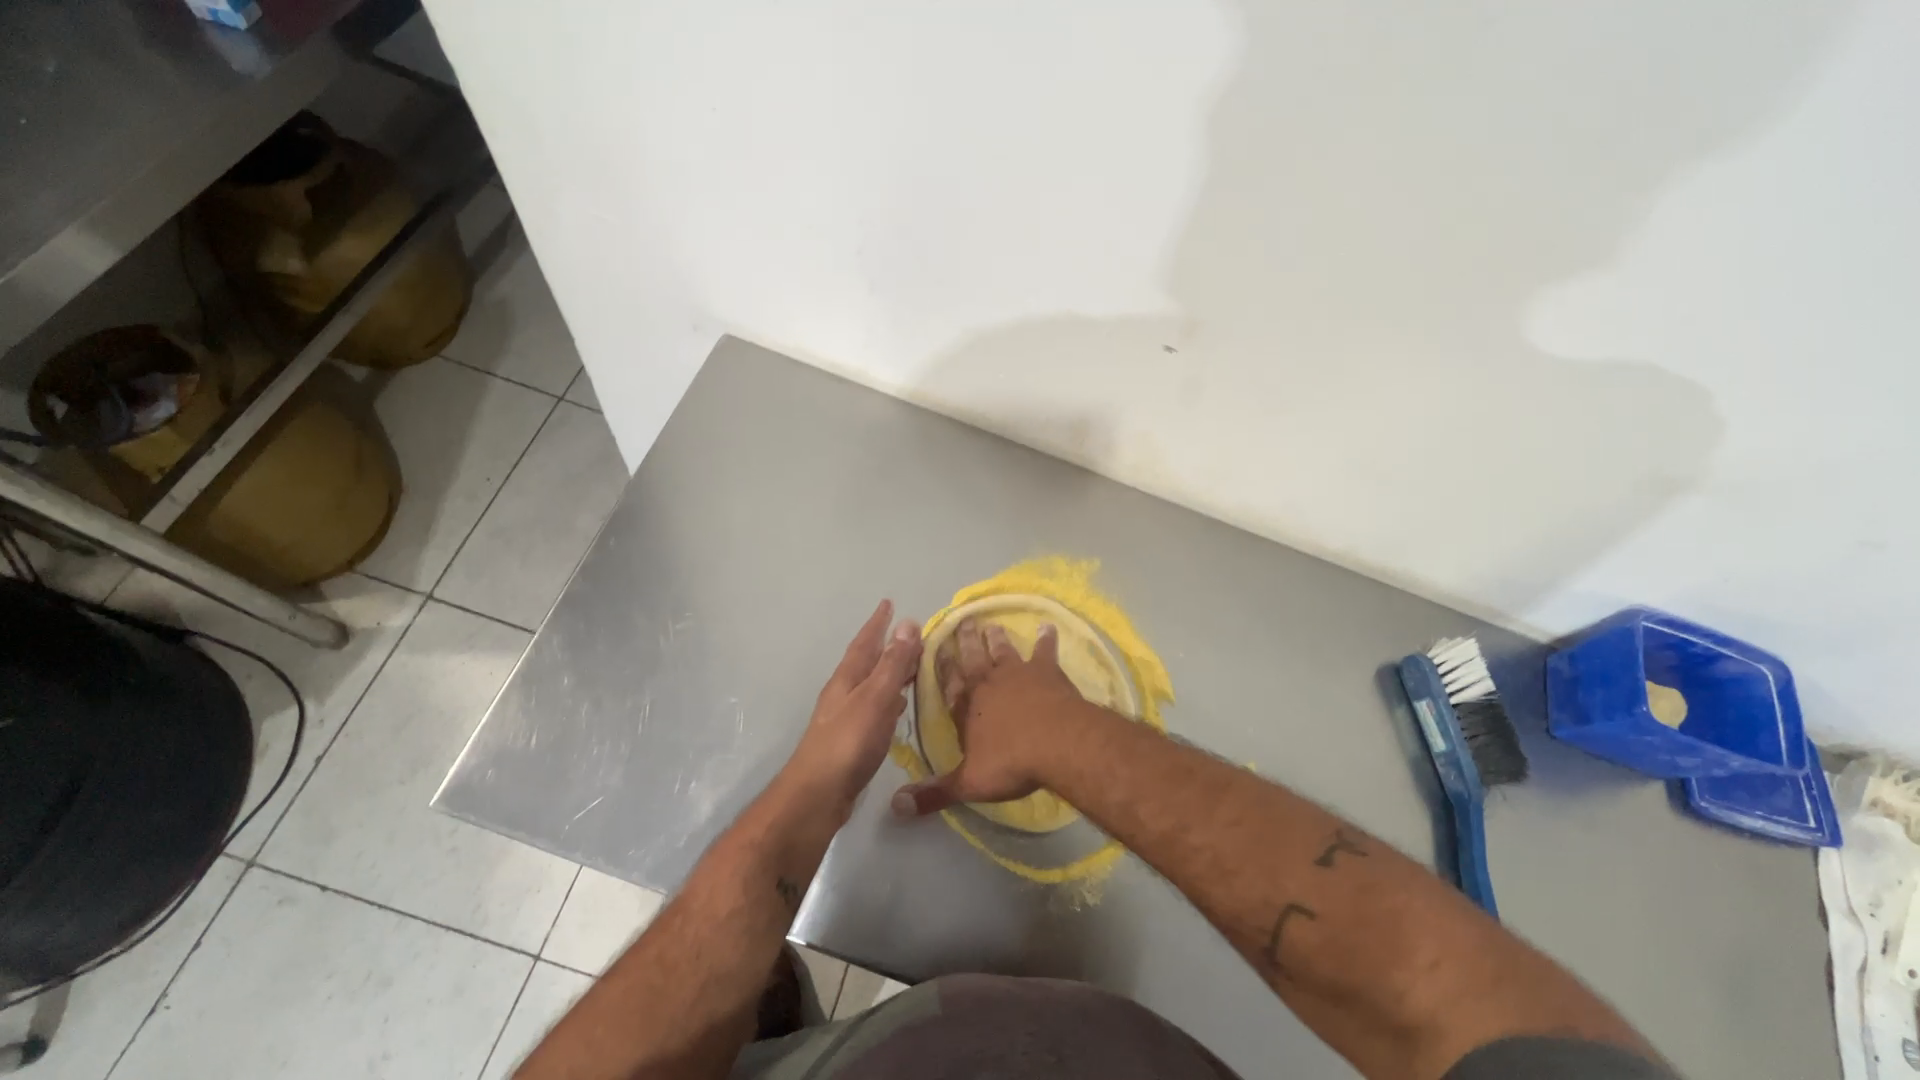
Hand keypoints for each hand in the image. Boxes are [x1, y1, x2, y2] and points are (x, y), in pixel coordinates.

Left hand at [782, 600, 920, 814]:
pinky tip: (898, 709)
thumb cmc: (847, 743)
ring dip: (889, 674)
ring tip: (910, 666)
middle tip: (909, 633)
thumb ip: (892, 664)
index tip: (889, 602)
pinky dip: (889, 701)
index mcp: (847, 680)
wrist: (818, 795)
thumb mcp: (874, 699)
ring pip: (872, 686)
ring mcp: (846, 718)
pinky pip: (875, 710)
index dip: (877, 623)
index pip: (865, 643)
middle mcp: (844, 694)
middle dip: (886, 646)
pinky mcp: (852, 741)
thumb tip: (908, 622)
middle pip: (867, 663)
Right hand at [891, 617, 1087, 816]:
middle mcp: (988, 684)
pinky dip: (1046, 639)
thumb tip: (895, 807)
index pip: (947, 683)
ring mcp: (1019, 674)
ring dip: (996, 638)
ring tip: (990, 624)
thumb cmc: (1011, 763)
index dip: (940, 666)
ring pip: (1003, 651)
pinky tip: (1048, 627)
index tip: (933, 644)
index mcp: (966, 708)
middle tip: (961, 620)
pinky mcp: (1048, 673)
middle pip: (973, 658)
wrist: (1058, 743)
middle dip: (965, 641)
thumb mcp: (968, 783)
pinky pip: (1045, 652)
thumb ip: (934, 793)